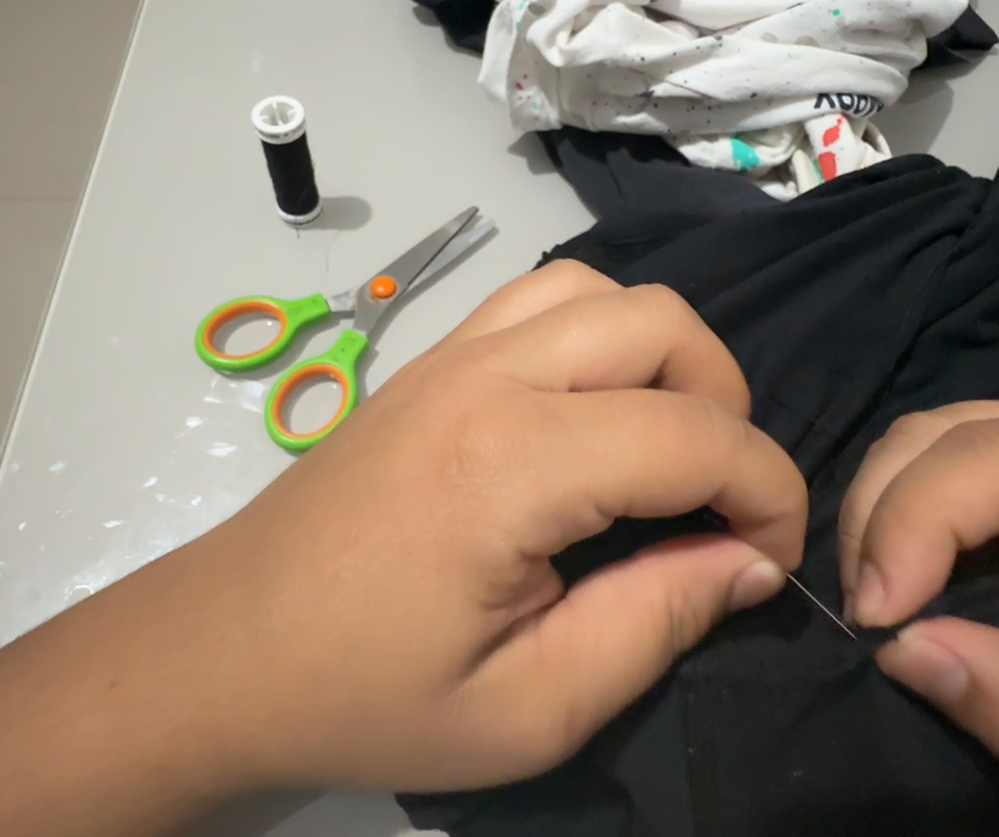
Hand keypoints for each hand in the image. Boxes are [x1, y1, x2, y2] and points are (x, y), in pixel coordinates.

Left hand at [168, 260, 806, 793]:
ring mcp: (453, 352)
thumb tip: (749, 561)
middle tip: (717, 495)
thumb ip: (654, 623)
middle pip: (661, 322)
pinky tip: (591, 410)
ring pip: (600, 290)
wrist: (228, 646)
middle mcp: (488, 376)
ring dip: (661, 353)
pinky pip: (541, 299)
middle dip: (726, 400)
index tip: (771, 556)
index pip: (695, 434)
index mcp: (514, 462)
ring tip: (661, 442)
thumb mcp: (527, 708)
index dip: (768, 491)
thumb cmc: (366, 692)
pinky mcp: (432, 358)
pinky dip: (598, 334)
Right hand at [838, 402, 998, 836]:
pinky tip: (897, 570)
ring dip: (878, 510)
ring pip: (923, 438)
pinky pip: (928, 465)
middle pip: (944, 433)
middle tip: (870, 612)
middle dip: (883, 514)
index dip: (918, 520)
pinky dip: (891, 513)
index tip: (876, 616)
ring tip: (877, 592)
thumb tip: (899, 651)